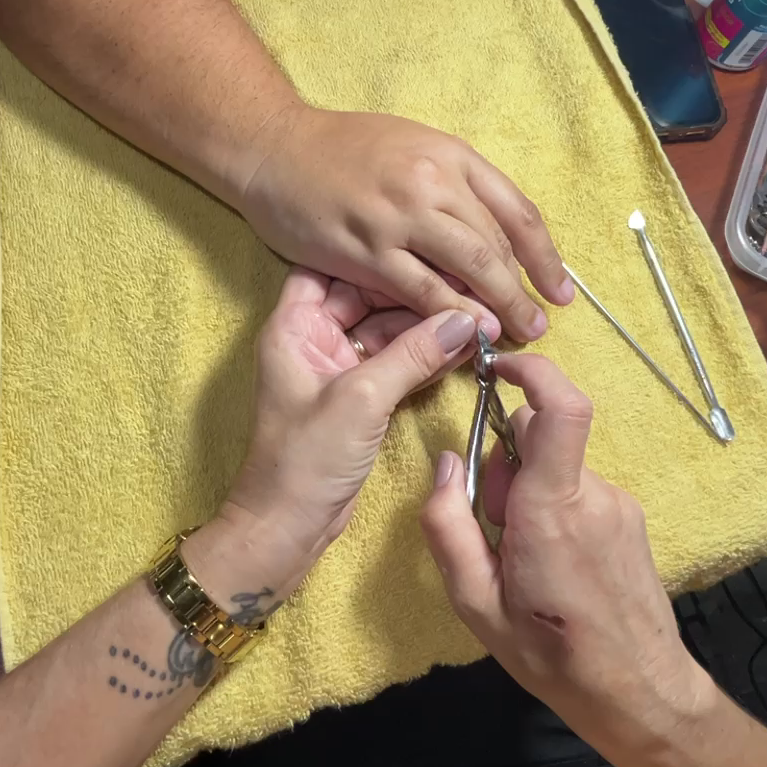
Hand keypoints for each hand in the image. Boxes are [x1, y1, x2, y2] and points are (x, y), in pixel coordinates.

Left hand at [187, 267, 477, 612]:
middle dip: (415, 292)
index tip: (417, 241)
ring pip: (387, 329)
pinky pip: (396, 360)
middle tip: (466, 283)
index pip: (329, 266)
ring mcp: (338, 366)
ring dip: (427, 326)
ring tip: (476, 315)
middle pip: (367, 295)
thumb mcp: (361, 399)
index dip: (370, 252)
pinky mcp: (360, 394)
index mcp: (294, 326)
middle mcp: (314, 337)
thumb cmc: (305, 458)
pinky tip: (463, 346)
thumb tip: (467, 318)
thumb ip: (413, 354)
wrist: (289, 524)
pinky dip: (426, 355)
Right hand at [232, 105, 573, 342]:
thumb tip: (486, 232)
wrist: (275, 149)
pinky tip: (469, 331)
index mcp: (450, 155)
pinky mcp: (366, 250)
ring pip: (470, 268)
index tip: (559, 289)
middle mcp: (432, 182)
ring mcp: (399, 217)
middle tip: (539, 324)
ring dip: (499, 306)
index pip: (516, 211)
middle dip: (524, 290)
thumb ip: (449, 184)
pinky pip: (422, 289)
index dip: (545, 256)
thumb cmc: (340, 148)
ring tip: (513, 333)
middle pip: (497, 245)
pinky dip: (452, 314)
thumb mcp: (409, 145)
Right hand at [419, 354, 715, 751]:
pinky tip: (552, 559)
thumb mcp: (474, 601)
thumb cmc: (551, 655)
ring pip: (556, 462)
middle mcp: (593, 494)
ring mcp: (619, 503)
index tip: (500, 370)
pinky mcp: (629, 515)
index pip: (560, 410)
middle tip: (496, 524)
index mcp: (552, 510)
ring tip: (525, 553)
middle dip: (505, 461)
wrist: (641, 696)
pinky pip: (576, 485)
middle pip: (539, 435)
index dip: (533, 373)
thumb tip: (447, 462)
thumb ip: (448, 524)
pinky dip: (553, 503)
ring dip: (529, 489)